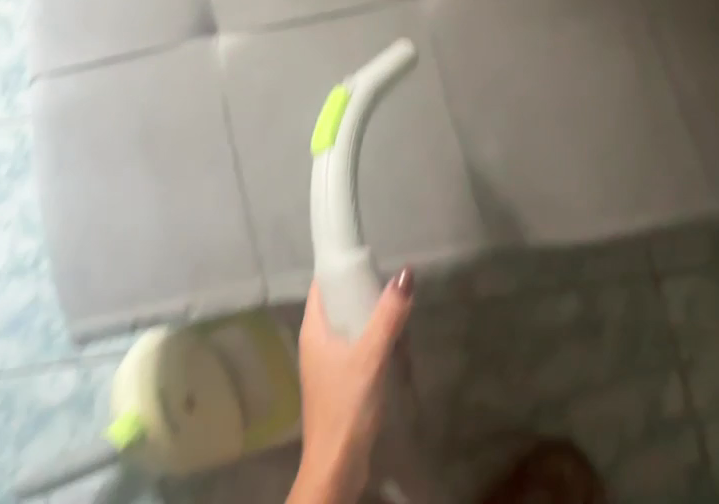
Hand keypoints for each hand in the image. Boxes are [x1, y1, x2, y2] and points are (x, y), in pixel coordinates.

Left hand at [288, 270, 414, 503]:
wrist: (337, 463)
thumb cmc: (347, 404)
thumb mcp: (371, 355)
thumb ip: (388, 316)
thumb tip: (405, 273)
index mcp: (313, 328)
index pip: (323, 284)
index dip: (342, 267)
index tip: (369, 256)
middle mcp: (315, 342)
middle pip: (338, 305)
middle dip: (363, 296)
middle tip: (391, 290)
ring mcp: (325, 364)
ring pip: (348, 329)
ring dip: (370, 323)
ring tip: (396, 318)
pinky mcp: (338, 383)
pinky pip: (355, 351)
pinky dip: (372, 345)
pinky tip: (392, 351)